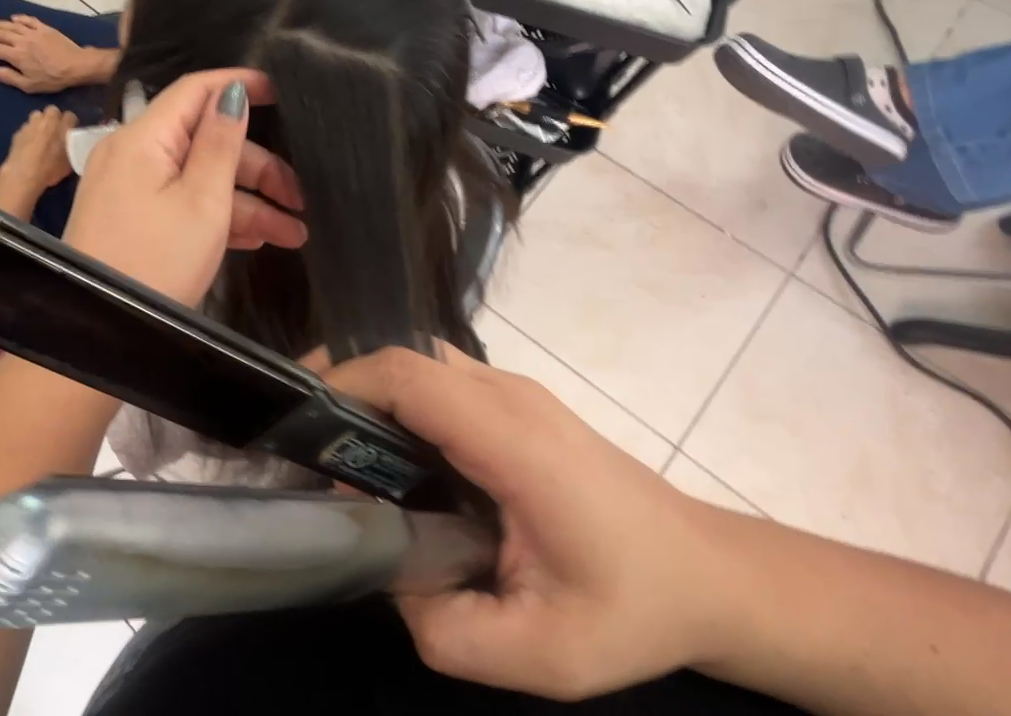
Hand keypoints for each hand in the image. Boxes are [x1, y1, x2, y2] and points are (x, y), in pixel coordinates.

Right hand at [0, 15, 107, 92]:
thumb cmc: (52, 79)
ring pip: (14, 25)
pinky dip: (21, 18)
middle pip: (3, 34)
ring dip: (2, 23)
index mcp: (17, 56)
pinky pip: (29, 20)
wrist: (75, 65)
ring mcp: (34, 33)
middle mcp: (22, 41)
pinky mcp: (45, 28)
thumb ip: (10, 77)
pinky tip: (15, 17)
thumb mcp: (29, 85)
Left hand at [0, 106, 77, 216]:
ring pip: (37, 115)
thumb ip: (72, 148)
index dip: (70, 123)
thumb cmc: (50, 170)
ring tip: (40, 135)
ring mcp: (31, 124)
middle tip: (55, 131)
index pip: (70, 116)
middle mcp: (47, 121)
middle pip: (53, 110)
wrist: (23, 174)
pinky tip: (28, 144)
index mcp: (63, 127)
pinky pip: (26, 127)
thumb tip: (70, 144)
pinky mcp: (18, 131)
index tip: (69, 132)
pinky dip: (29, 132)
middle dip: (54, 118)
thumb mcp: (69, 162)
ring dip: (40, 122)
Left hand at [64, 69, 305, 304]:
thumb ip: (220, 144)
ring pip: (196, 178)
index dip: (239, 86)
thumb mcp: (202, 202)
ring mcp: (128, 189)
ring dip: (246, 201)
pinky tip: (256, 240)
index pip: (194, 90)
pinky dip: (216, 217)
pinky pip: (179, 203)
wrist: (99, 329)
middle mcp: (131, 155)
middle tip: (301, 199)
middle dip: (257, 167)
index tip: (284, 93)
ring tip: (292, 234)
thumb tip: (232, 93)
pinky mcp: (130, 220)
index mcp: (143, 139)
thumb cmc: (156, 261)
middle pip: (203, 140)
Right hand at [320, 348, 736, 699]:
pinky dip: (395, 399)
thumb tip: (385, 581)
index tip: (297, 427)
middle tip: (298, 435)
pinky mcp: (514, 404)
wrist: (713, 575)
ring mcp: (515, 394)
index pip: (408, 377)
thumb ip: (449, 632)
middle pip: (402, 356)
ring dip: (366, 389)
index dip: (341, 386)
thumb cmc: (636, 608)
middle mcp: (509, 398)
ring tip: (330, 445)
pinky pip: (436, 379)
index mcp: (515, 443)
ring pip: (417, 361)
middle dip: (338, 380)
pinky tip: (384, 454)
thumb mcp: (546, 655)